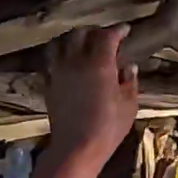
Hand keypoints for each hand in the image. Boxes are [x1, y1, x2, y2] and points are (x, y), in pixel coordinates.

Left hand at [45, 25, 138, 160]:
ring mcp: (58, 72)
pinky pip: (51, 63)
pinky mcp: (48, 85)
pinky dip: (59, 58)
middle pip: (80, 34)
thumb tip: (129, 67)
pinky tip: (66, 65)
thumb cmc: (108, 128)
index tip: (125, 30)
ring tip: (81, 46)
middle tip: (104, 38)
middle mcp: (76, 62)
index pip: (107, 36)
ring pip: (60, 44)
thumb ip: (129, 82)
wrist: (76, 148)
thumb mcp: (129, 105)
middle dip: (93, 32)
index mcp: (99, 64)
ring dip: (72, 41)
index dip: (117, 30)